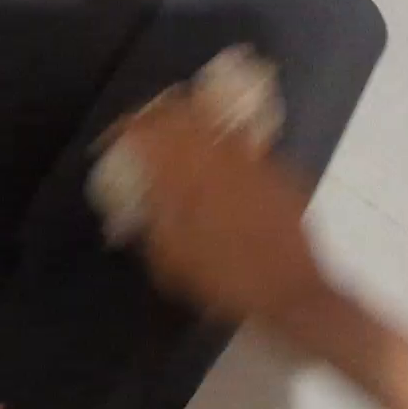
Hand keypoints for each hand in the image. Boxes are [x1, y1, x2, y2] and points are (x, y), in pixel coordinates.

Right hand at [106, 92, 330, 323]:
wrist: (293, 295)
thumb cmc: (224, 282)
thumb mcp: (169, 261)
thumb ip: (149, 224)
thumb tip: (137, 205)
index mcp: (184, 177)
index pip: (147, 132)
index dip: (126, 128)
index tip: (114, 137)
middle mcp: (218, 158)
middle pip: (181, 113)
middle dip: (157, 115)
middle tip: (144, 128)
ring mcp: (253, 161)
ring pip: (214, 121)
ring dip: (190, 121)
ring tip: (178, 133)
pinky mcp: (279, 172)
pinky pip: (244, 144)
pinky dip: (224, 145)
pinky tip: (220, 162)